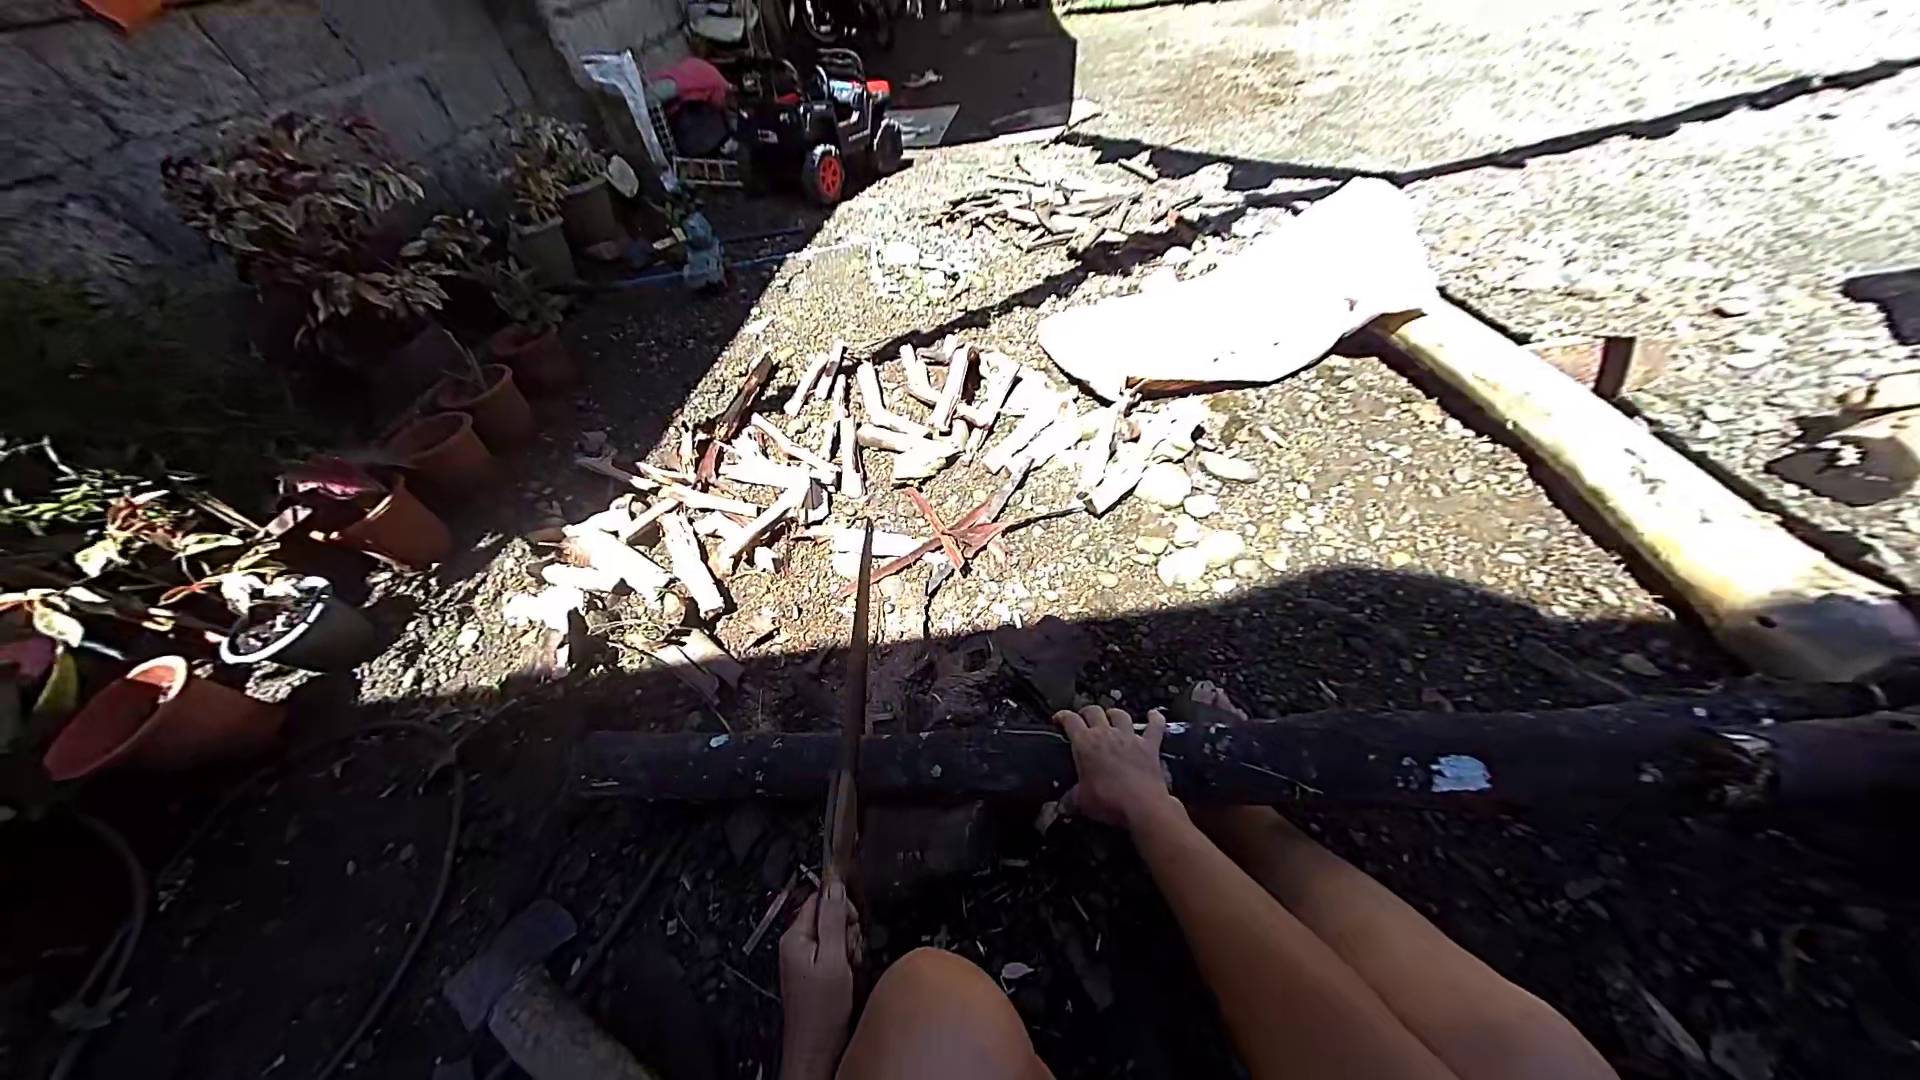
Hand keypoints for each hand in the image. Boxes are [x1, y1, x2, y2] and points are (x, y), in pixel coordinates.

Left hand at [779, 883, 855, 1079]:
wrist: (817, 1051)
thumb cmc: (820, 1013)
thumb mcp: (832, 958)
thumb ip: (834, 920)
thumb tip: (835, 887)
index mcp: (795, 937)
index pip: (819, 898)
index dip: (840, 905)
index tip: (850, 921)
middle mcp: (797, 945)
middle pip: (830, 915)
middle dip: (846, 929)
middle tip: (847, 951)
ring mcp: (806, 958)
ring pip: (835, 933)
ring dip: (848, 945)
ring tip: (847, 965)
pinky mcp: (815, 970)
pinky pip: (835, 950)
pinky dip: (846, 958)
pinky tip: (847, 974)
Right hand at [1054, 704, 1176, 829]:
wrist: (1142, 804)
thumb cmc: (1107, 800)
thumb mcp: (1082, 802)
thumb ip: (1070, 800)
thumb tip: (1061, 807)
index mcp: (1085, 742)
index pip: (1070, 720)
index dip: (1062, 716)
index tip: (1058, 720)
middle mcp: (1106, 733)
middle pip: (1094, 711)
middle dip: (1087, 713)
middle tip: (1084, 720)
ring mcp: (1129, 737)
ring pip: (1120, 715)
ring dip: (1114, 714)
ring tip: (1111, 718)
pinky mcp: (1149, 745)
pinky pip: (1154, 726)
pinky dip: (1154, 719)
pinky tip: (1154, 715)